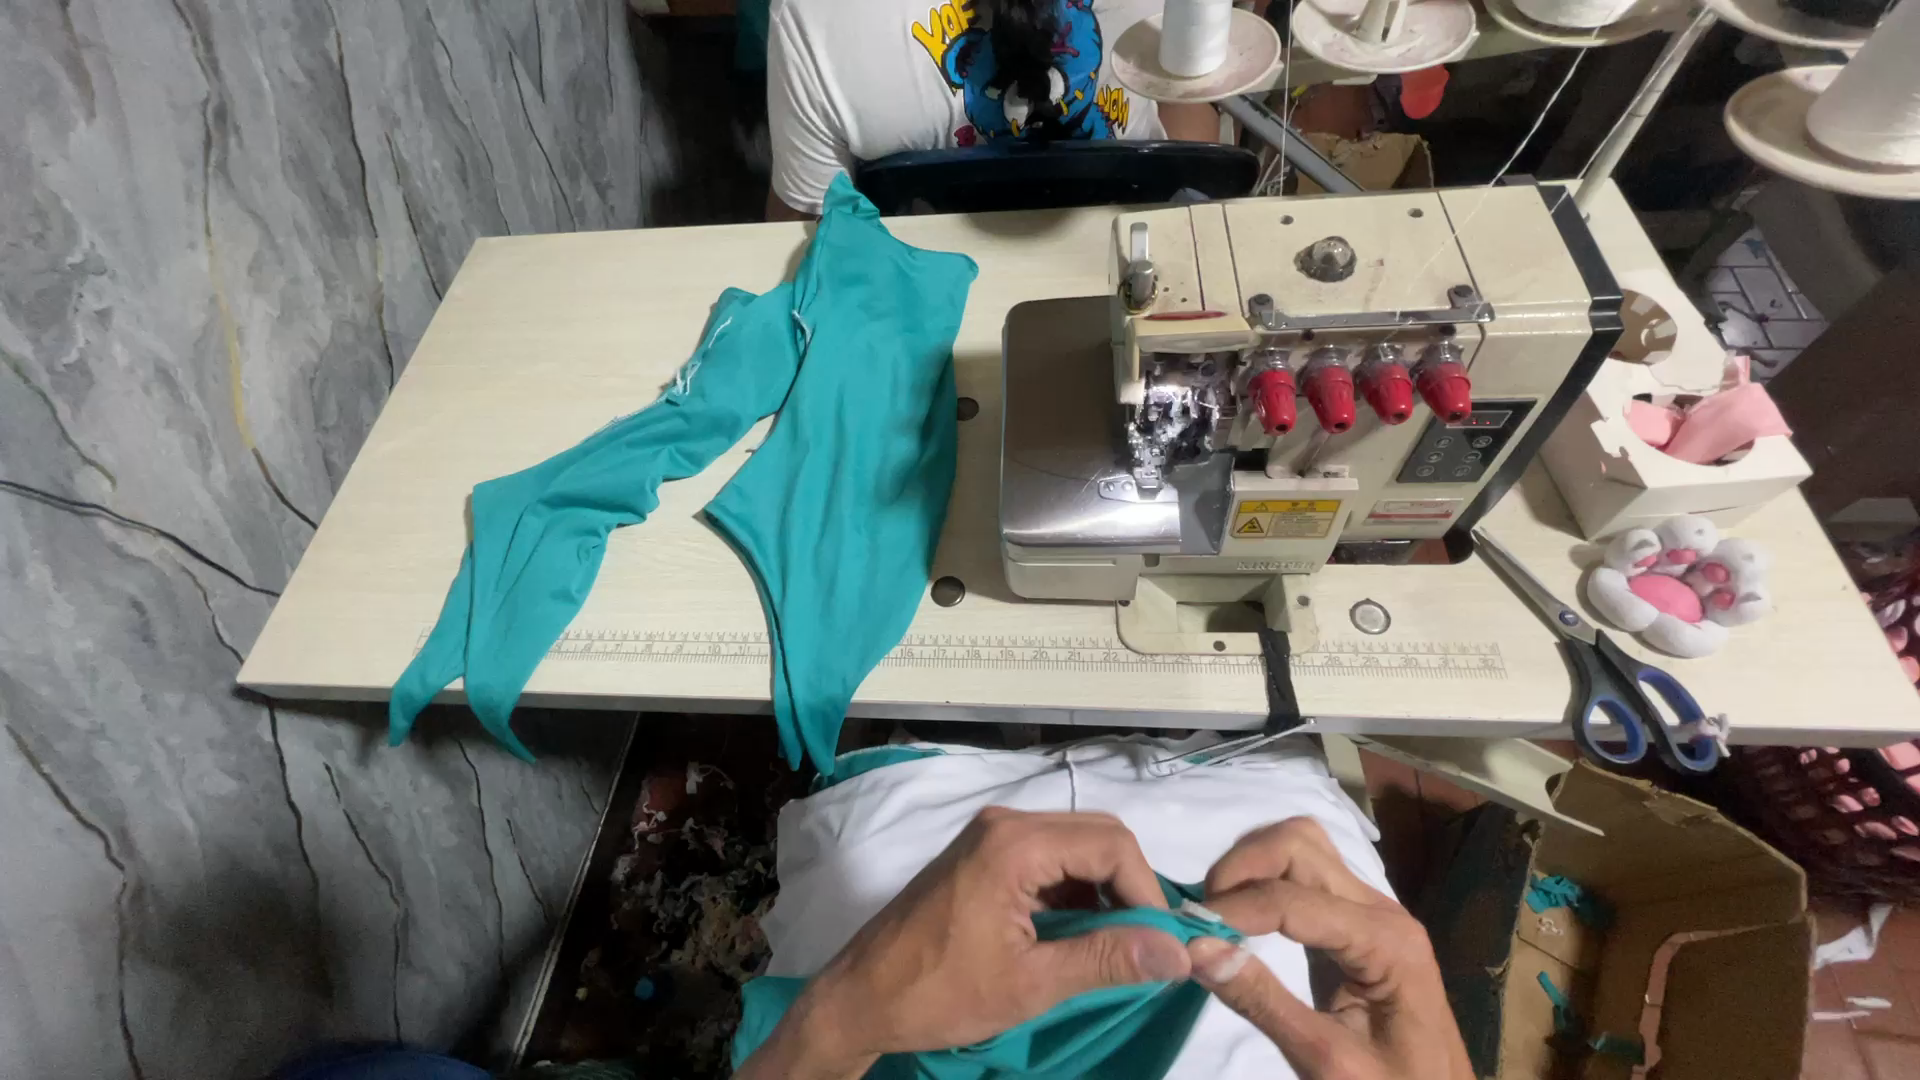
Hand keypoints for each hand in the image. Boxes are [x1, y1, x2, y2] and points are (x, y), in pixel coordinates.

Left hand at [736, 808, 1192, 1079]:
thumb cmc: (940, 990)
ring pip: (1074, 843)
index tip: (1162, 943)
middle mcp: (1006, 822)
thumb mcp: (1030, 983)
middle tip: (1146, 944)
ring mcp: (992, 833)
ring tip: (1117, 944)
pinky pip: (1049, 856)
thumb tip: (1176, 951)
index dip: (1146, 890)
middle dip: (1129, 885)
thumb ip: (1106, 960)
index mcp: (1015, 842)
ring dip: (1103, 889)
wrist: (863, 993)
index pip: (1111, 843)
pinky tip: (1079, 932)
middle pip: (1096, 834)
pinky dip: (1074, 889)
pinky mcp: (985, 851)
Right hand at [1185, 819, 1472, 1079]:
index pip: (1291, 900)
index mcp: (1386, 942)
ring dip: (1251, 861)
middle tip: (1205, 915)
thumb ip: (1263, 1002)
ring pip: (1300, 841)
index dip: (1232, 910)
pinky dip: (1263, 871)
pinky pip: (1302, 865)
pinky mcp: (1353, 913)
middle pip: (1298, 844)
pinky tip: (1244, 909)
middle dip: (1241, 867)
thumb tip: (1196, 948)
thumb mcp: (1329, 1063)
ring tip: (1221, 909)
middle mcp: (1381, 907)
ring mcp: (1369, 905)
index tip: (1186, 933)